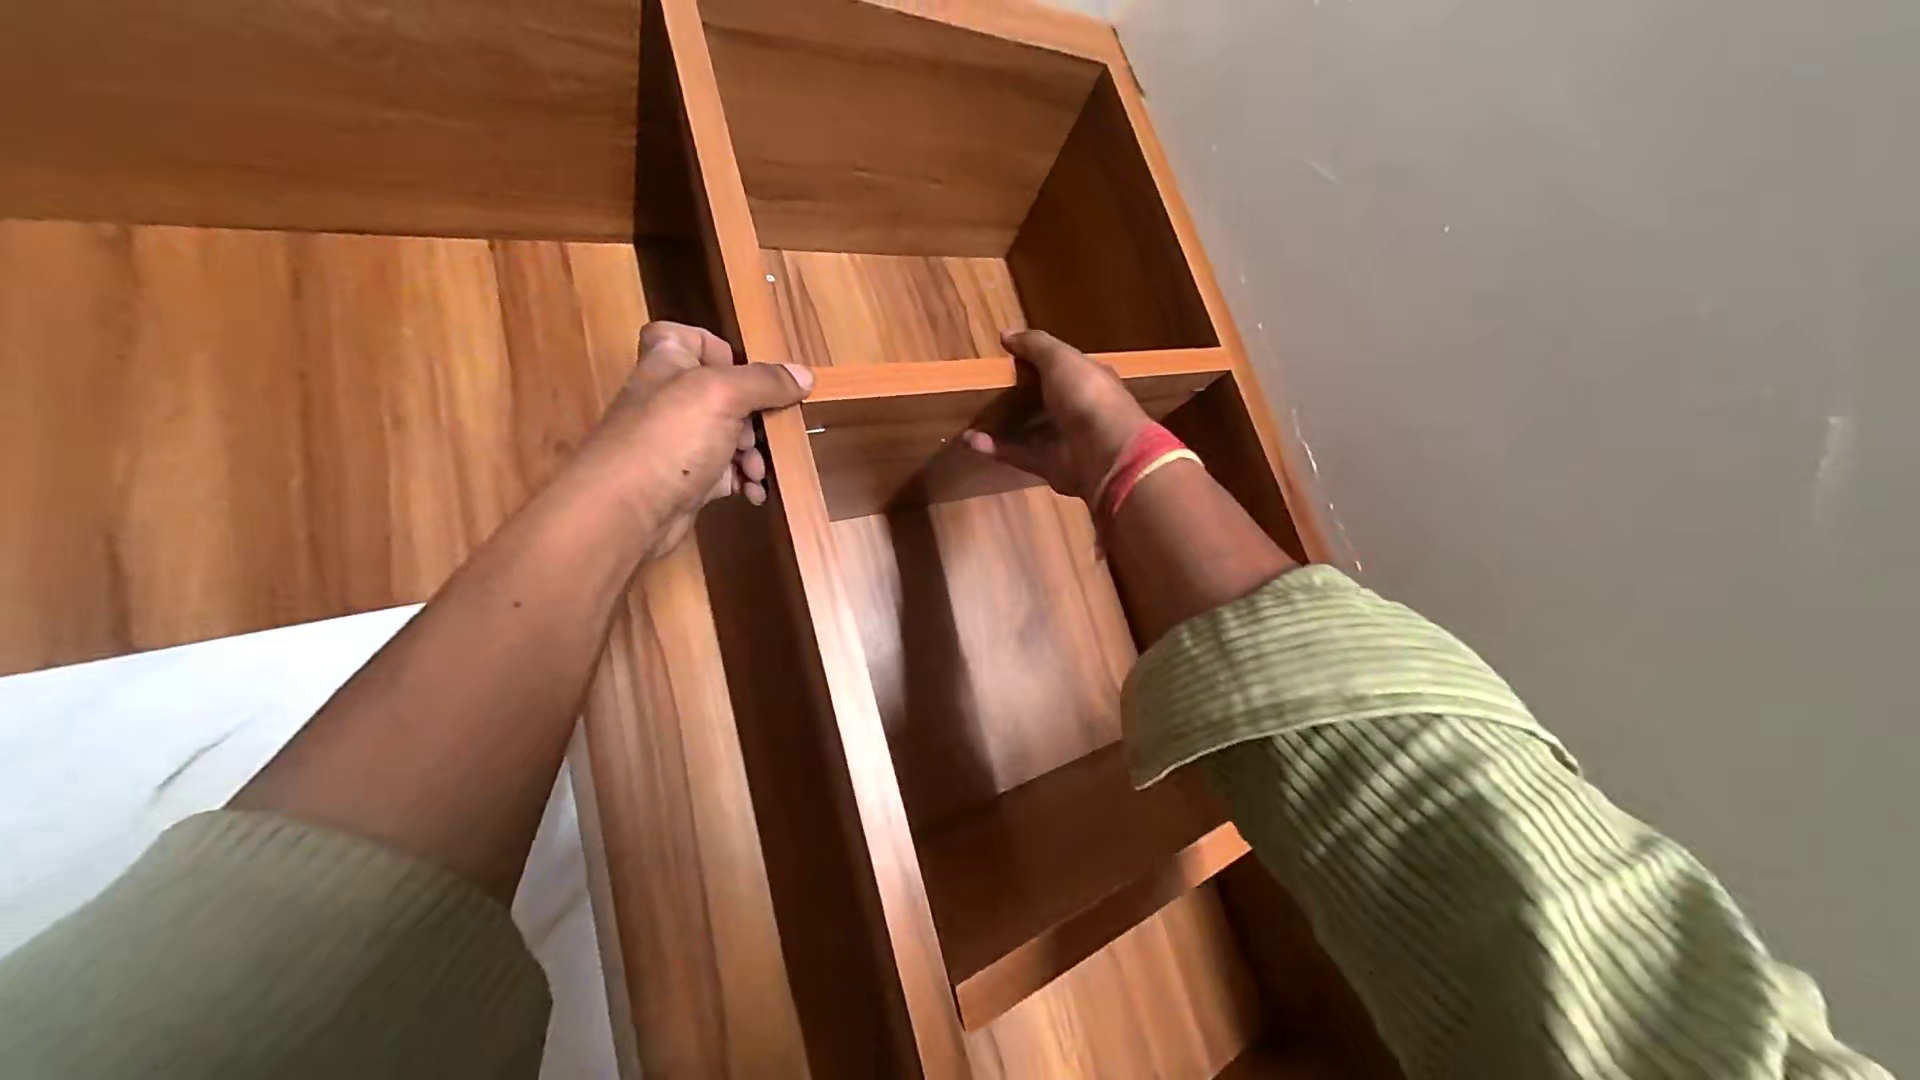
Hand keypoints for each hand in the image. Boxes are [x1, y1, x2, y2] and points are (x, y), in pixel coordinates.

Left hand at [573, 321, 812, 557]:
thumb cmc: (669, 438)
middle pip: (723, 393)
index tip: (740, 366)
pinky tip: (754, 493)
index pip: (680, 336)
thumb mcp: (722, 395)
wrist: (625, 511)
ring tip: (758, 469)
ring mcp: (679, 442)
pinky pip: (727, 473)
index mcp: (668, 365)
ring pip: (730, 436)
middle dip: (755, 412)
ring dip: (754, 452)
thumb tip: (804, 375)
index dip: (711, 345)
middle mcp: (671, 400)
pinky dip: (745, 481)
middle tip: (765, 429)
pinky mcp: (688, 480)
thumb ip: (765, 382)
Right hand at [960, 330, 1151, 500]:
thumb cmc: (1087, 396)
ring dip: (999, 424)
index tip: (1008, 357)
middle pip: (1043, 400)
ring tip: (969, 416)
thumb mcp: (1060, 358)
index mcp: (1087, 379)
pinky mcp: (1048, 465)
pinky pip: (1016, 453)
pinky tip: (969, 439)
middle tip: (985, 387)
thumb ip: (1034, 345)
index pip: (1062, 367)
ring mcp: (1063, 439)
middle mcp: (1077, 409)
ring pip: (1027, 429)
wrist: (1105, 453)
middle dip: (1017, 395)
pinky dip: (993, 448)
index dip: (1038, 361)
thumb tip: (1006, 334)